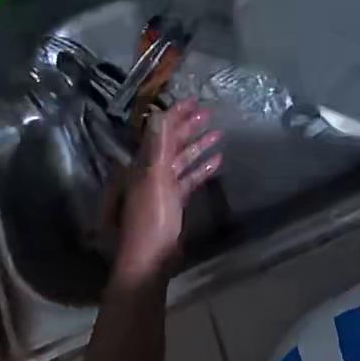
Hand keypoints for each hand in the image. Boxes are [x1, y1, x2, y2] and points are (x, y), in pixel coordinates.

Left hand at [110, 100, 221, 292]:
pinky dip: (201, 169)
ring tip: (217, 132)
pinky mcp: (173, 203)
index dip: (174, 115)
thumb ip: (157, 146)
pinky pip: (188, 179)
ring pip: (181, 160)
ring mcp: (161, 188)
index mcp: (141, 165)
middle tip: (207, 111)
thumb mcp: (154, 179)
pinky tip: (217, 160)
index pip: (159, 132)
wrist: (151, 260)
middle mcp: (149, 173)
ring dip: (197, 146)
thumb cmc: (151, 218)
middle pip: (170, 144)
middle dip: (187, 127)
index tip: (192, 100)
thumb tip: (157, 113)